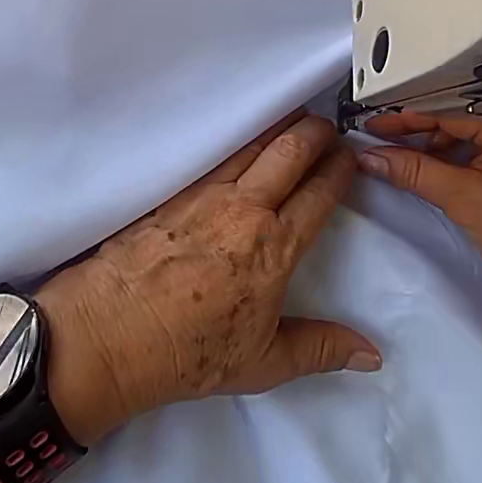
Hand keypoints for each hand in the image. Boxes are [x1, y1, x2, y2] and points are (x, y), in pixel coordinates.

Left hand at [37, 112, 380, 445]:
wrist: (111, 331)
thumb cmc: (189, 352)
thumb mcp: (263, 363)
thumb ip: (320, 349)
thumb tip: (371, 354)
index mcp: (274, 248)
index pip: (319, 195)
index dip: (339, 169)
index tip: (350, 154)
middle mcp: (241, 211)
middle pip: (286, 153)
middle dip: (312, 132)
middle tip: (324, 125)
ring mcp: (199, 198)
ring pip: (245, 147)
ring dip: (271, 129)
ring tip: (287, 119)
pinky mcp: (165, 195)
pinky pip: (206, 159)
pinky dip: (227, 145)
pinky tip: (229, 144)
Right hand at [353, 111, 481, 340]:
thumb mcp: (465, 199)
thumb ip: (414, 171)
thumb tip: (374, 156)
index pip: (450, 113)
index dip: (406, 119)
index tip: (374, 125)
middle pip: (456, 125)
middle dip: (414, 135)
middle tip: (378, 145)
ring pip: (465, 144)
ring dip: (428, 152)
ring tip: (396, 163)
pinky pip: (476, 162)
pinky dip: (447, 167)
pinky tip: (426, 175)